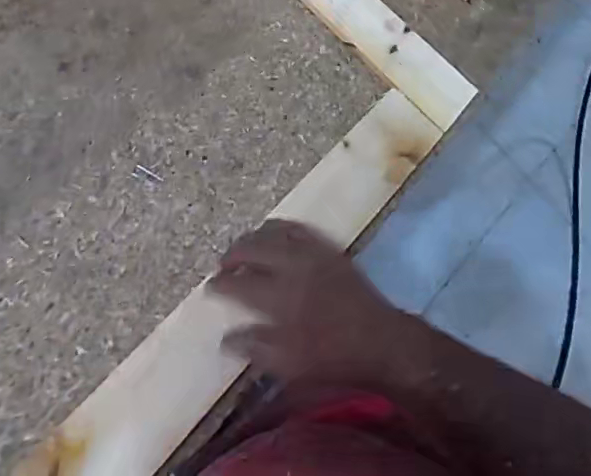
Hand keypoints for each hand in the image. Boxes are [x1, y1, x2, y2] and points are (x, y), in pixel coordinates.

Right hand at [208, 220, 425, 386]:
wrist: (381, 340)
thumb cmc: (333, 358)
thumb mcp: (290, 364)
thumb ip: (256, 348)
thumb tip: (226, 338)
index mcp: (280, 296)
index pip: (239, 283)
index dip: (220, 285)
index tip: (209, 288)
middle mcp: (293, 265)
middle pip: (253, 247)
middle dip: (232, 254)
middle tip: (222, 266)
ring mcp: (313, 251)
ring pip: (274, 231)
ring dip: (253, 237)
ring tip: (244, 249)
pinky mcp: (328, 246)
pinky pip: (298, 226)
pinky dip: (280, 227)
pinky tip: (274, 235)